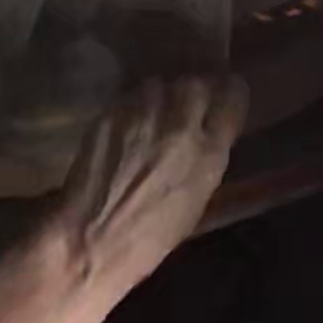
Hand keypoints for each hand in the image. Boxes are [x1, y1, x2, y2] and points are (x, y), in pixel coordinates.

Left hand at [38, 75, 247, 322]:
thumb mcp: (196, 200)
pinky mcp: (112, 113)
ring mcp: (143, 116)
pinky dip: (133, 102)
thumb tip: (208, 131)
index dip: (229, 91)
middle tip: (185, 99)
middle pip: (196, 81)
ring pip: (160, 82)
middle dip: (193, 87)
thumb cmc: (148, 238)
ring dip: (161, 91)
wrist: (90, 240)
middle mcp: (179, 126)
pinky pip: (130, 94)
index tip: (224, 91)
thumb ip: (206, 156)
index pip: (232, 97)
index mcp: (209, 154)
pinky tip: (129, 120)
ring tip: (154, 108)